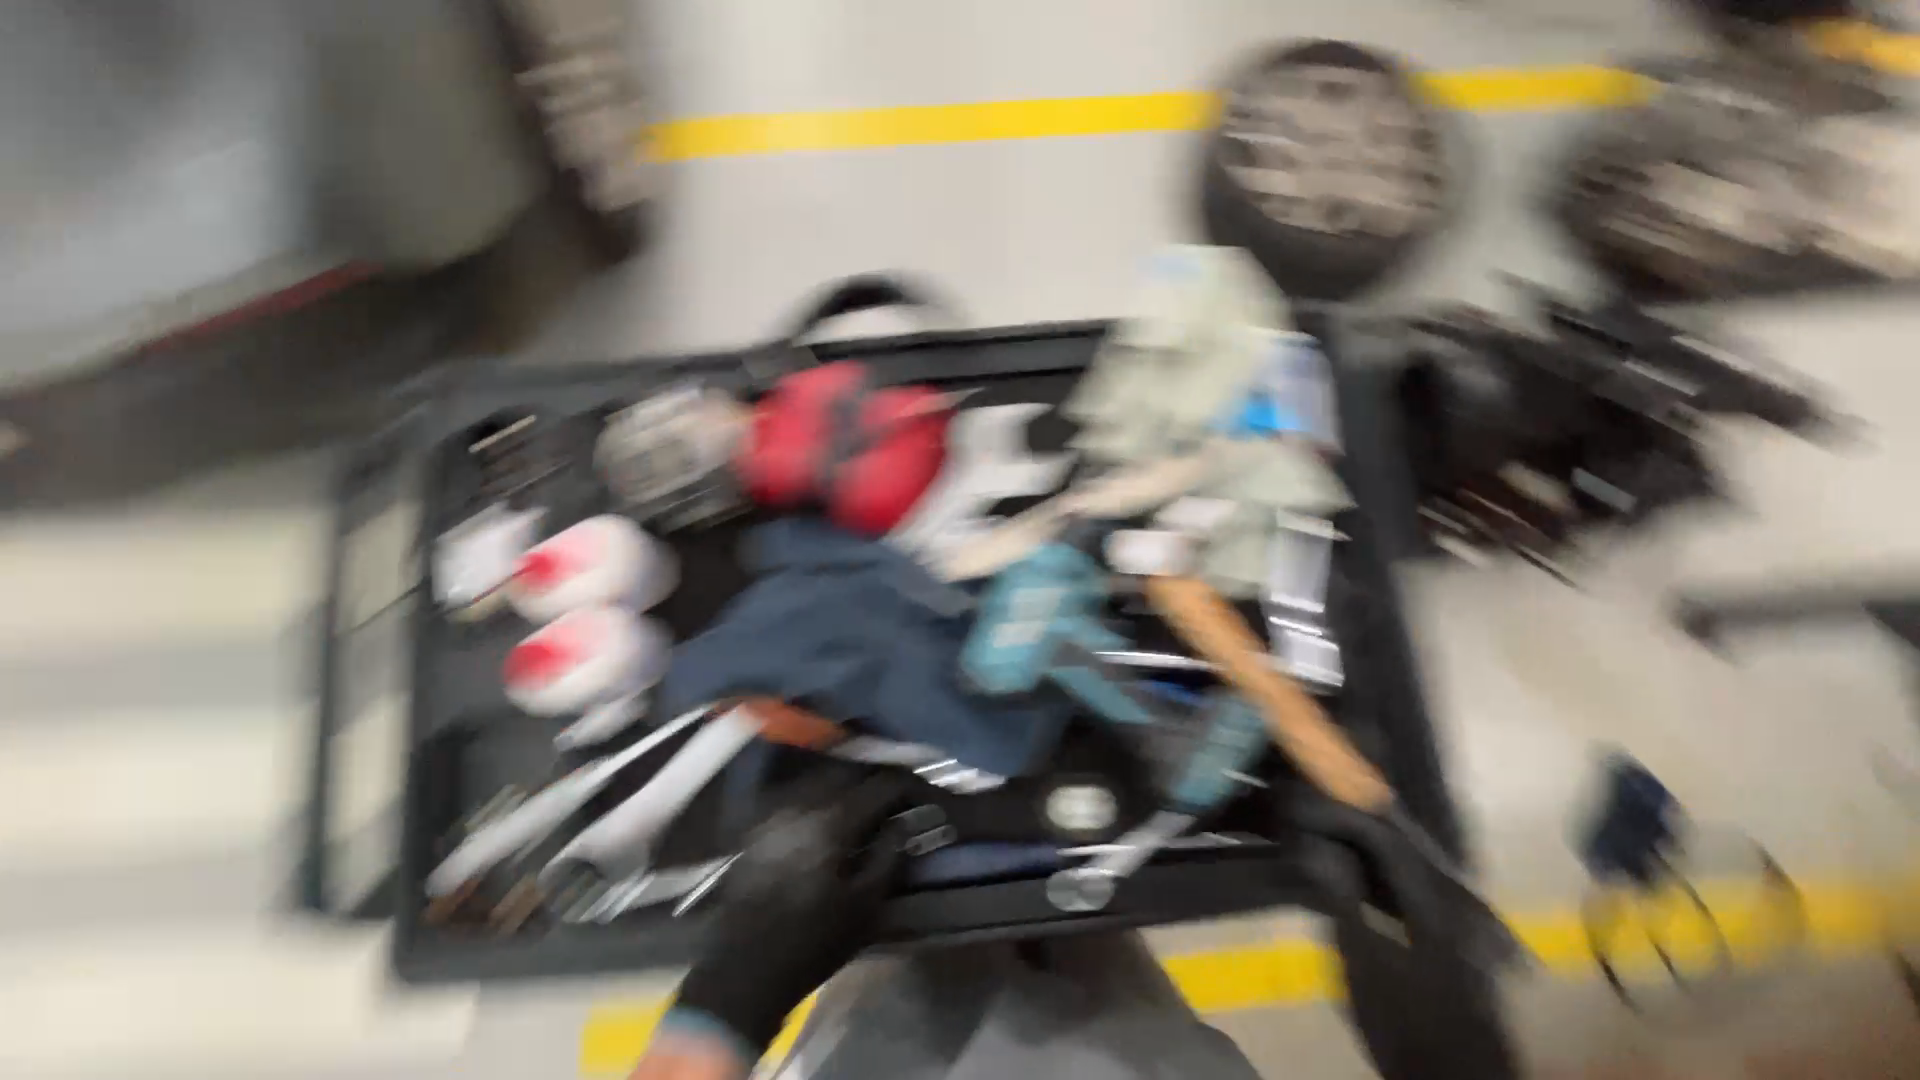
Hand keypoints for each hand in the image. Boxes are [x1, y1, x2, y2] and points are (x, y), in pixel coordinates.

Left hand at [660, 767, 914, 1065]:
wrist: (741, 970)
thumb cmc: (811, 944)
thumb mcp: (864, 908)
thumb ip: (889, 857)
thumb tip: (902, 824)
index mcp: (833, 821)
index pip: (882, 785)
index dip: (910, 787)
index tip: (927, 799)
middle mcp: (802, 804)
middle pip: (850, 771)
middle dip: (879, 779)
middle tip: (899, 798)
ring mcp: (775, 812)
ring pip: (821, 778)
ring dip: (849, 785)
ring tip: (867, 806)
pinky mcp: (758, 827)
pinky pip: (798, 795)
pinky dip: (822, 797)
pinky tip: (829, 819)